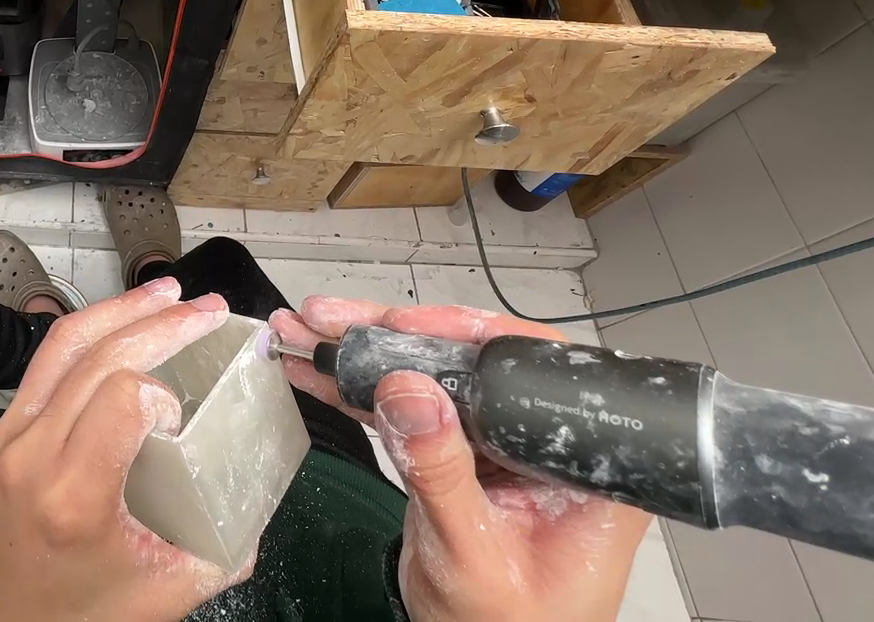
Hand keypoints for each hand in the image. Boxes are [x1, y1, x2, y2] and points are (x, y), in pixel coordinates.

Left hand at [0, 278, 252, 621]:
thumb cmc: (75, 615)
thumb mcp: (162, 595)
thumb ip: (221, 549)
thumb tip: (258, 499)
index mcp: (75, 495)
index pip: (122, 398)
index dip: (161, 393)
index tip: (181, 417)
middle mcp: (36, 448)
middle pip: (101, 356)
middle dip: (163, 323)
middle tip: (210, 309)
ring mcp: (15, 428)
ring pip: (69, 340)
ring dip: (124, 307)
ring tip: (170, 291)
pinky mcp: (7, 421)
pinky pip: (50, 355)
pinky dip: (92, 324)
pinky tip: (125, 315)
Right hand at [271, 297, 649, 621]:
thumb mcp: (470, 555)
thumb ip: (441, 474)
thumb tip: (407, 388)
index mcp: (575, 463)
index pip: (528, 369)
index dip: (463, 333)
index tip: (399, 326)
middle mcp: (533, 439)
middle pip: (459, 360)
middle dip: (383, 334)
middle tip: (323, 317)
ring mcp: (488, 441)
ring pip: (420, 374)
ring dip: (354, 353)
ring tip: (298, 330)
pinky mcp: (450, 448)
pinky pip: (398, 406)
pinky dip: (349, 388)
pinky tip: (308, 369)